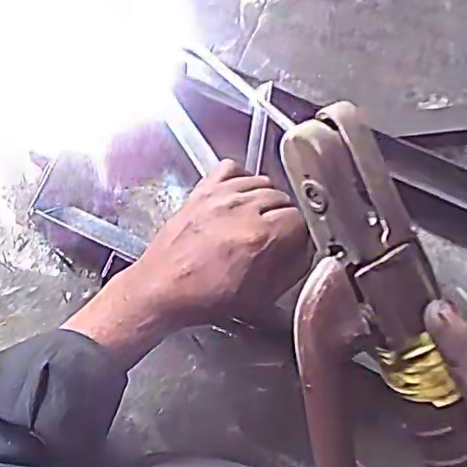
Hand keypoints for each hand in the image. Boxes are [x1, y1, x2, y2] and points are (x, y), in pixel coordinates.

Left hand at [62, 160, 309, 369]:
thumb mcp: (259, 296)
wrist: (161, 289)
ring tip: (259, 218)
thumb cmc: (202, 297)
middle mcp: (239, 209)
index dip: (301, 233)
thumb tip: (305, 249)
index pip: (300, 218)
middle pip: (283, 197)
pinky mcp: (200, 192)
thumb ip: (291, 269)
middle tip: (278, 234)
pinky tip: (240, 196)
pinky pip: (231, 169)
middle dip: (285, 217)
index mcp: (258, 236)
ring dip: (266, 198)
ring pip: (261, 182)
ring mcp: (217, 196)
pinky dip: (241, 178)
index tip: (296, 242)